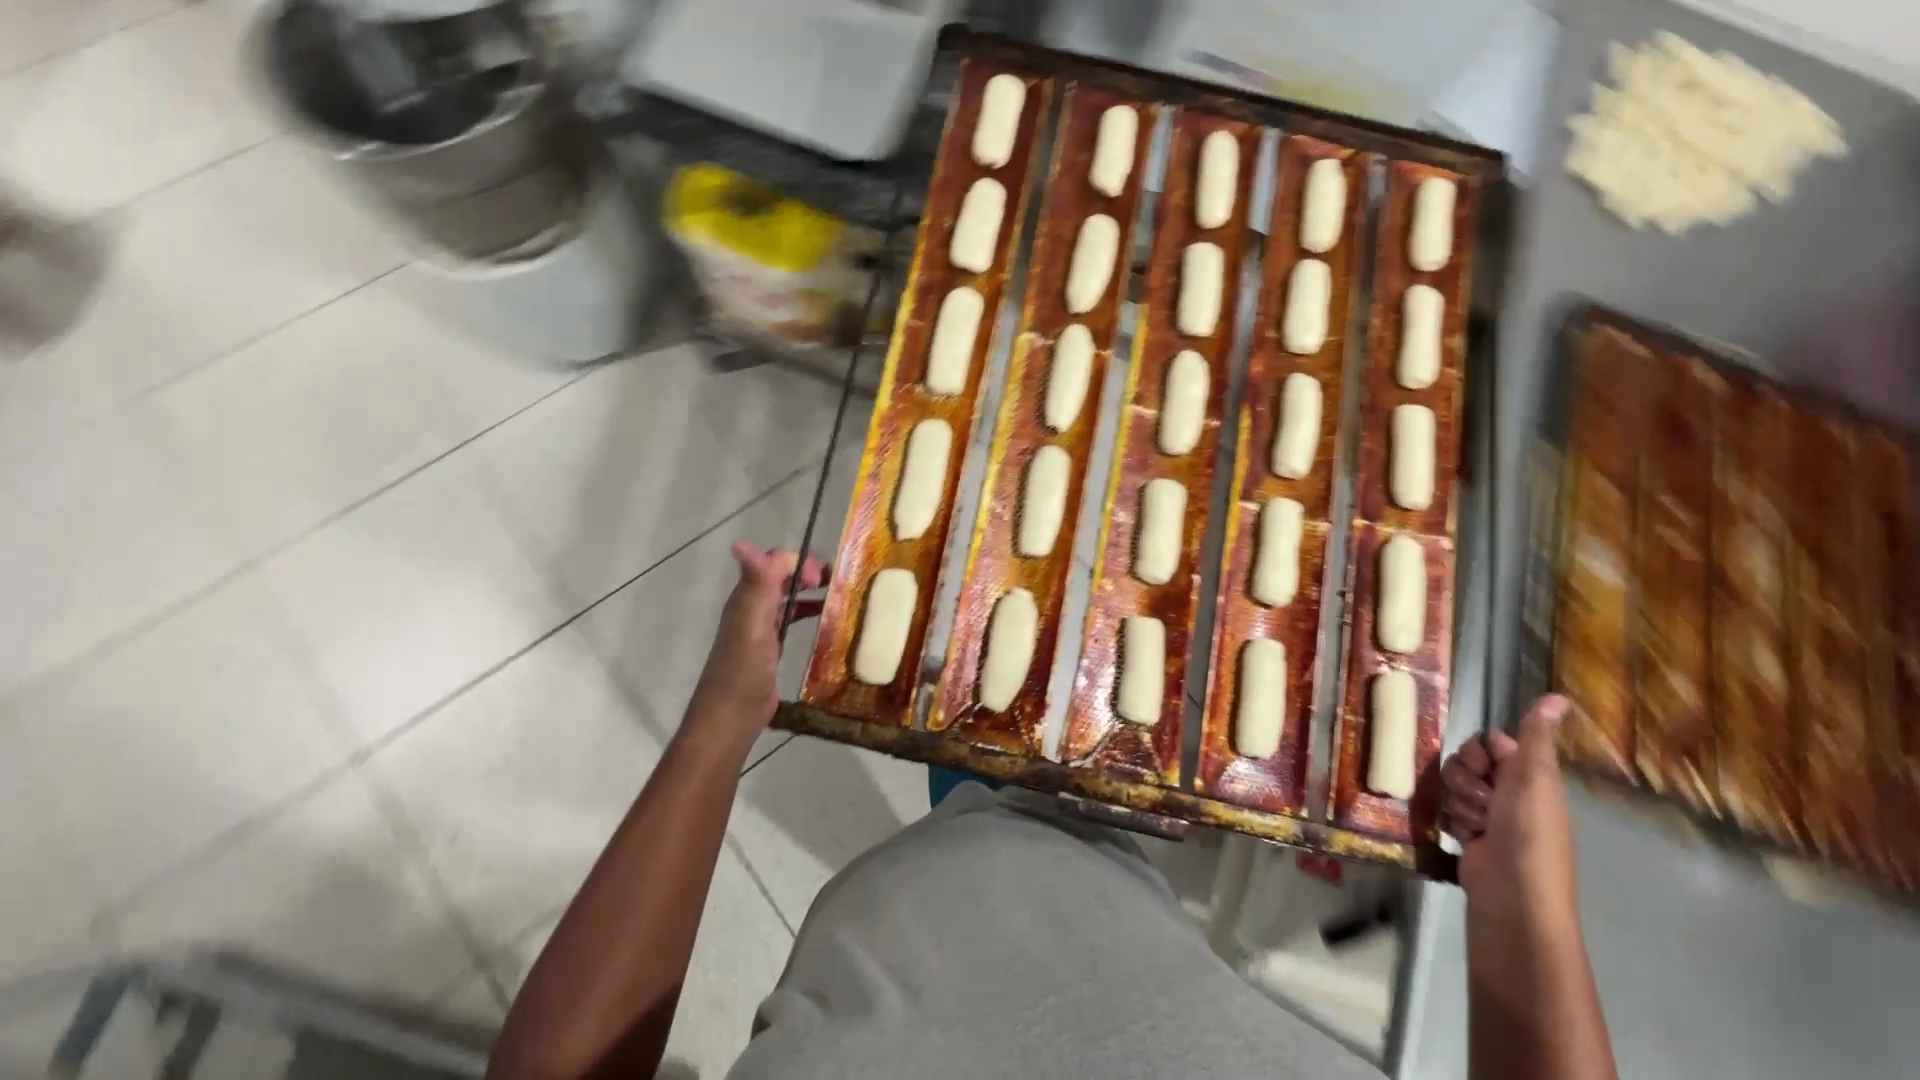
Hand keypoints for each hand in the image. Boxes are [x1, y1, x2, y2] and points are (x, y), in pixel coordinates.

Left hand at [689, 544, 829, 734]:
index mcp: (747, 597)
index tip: (823, 580)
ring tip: (839, 596)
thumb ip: (755, 585)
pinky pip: (790, 619)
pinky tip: (826, 621)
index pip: (775, 562)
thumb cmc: (744, 669)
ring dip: (809, 591)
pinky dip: (808, 613)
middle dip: (808, 572)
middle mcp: (752, 607)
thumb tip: (740, 543)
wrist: (732, 716)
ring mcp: (761, 628)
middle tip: (837, 584)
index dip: (799, 563)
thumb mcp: (752, 623)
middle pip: (781, 576)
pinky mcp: (770, 648)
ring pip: (787, 597)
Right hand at [1442, 694, 1578, 923]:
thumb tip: (1558, 696)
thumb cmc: (1526, 833)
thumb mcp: (1534, 778)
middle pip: (1465, 763)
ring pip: (1452, 788)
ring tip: (1475, 828)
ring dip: (1458, 805)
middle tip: (1482, 802)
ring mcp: (1489, 816)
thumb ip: (1536, 737)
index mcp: (1530, 776)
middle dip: (1464, 781)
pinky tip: (1462, 838)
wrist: (1512, 894)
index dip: (1478, 752)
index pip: (1489, 742)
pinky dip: (1450, 823)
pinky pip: (1446, 813)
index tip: (1483, 768)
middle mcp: (1510, 793)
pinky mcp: (1468, 837)